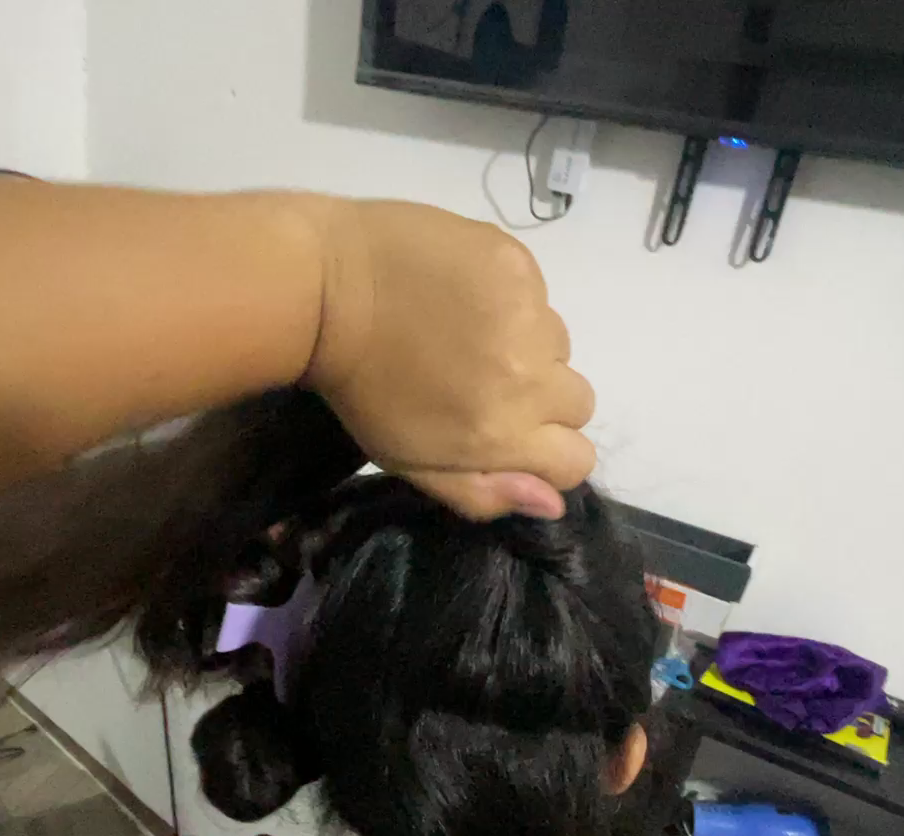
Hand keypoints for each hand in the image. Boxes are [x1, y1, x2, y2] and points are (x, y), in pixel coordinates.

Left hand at [302, 199, 595, 519]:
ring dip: (530, 350)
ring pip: (561, 347)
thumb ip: (485, 492)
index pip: (577, 460)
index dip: (549, 455)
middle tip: (488, 383)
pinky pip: (540, 296)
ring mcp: (528, 314)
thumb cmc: (364, 391)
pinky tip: (465, 297)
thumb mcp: (412, 463)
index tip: (513, 436)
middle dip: (544, 403)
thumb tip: (554, 503)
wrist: (325, 291)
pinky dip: (514, 303)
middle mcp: (528, 377)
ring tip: (471, 336)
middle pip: (578, 404)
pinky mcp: (517, 264)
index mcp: (503, 433)